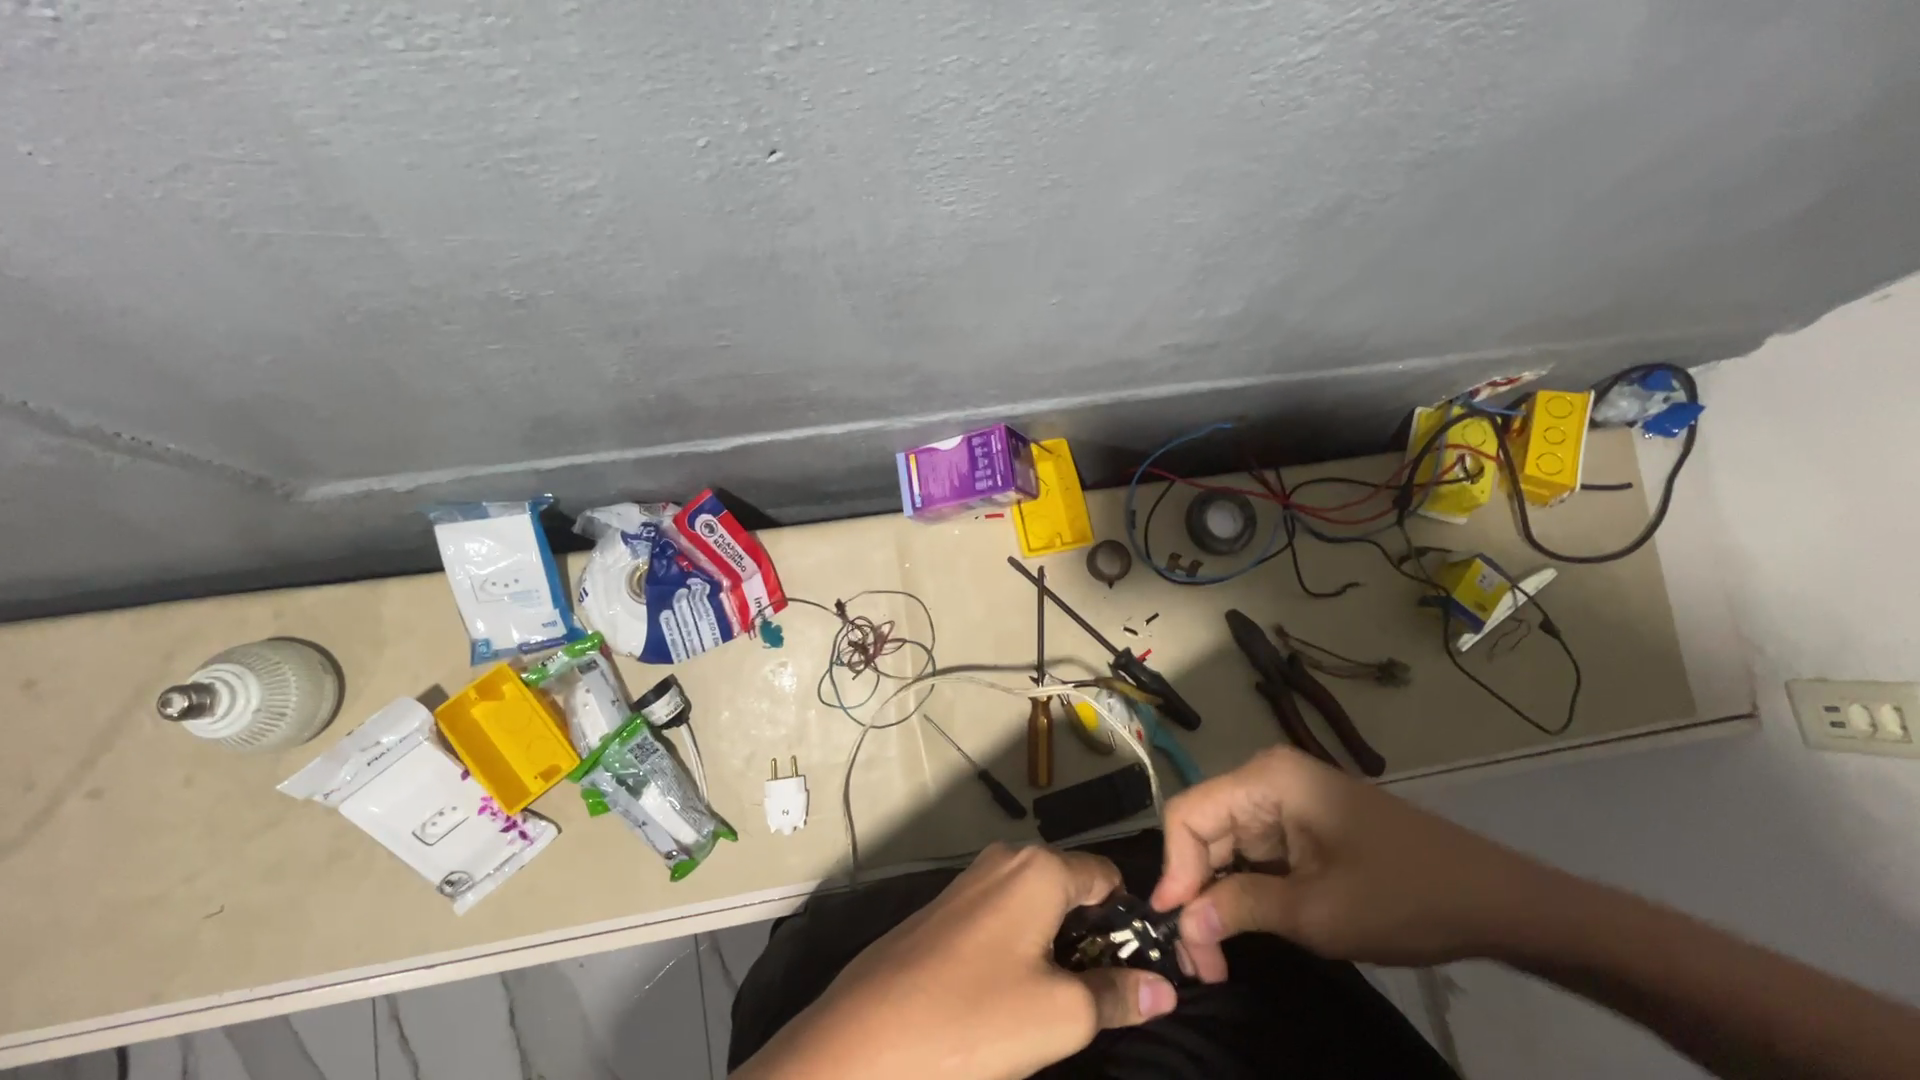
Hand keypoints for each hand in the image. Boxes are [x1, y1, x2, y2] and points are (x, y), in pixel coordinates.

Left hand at [736, 843, 1177, 1079]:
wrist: (861, 1043)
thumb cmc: (973, 1019)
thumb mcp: (1061, 1016)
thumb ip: (1117, 995)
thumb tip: (1164, 988)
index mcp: (1038, 868)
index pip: (1109, 877)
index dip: (1135, 921)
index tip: (1150, 970)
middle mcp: (1002, 863)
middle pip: (1071, 892)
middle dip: (1097, 938)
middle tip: (1112, 995)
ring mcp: (965, 887)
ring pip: (1035, 911)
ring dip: (1059, 951)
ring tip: (1067, 1005)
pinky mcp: (939, 916)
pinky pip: (1001, 925)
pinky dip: (1021, 954)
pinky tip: (1015, 1001)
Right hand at [1151, 746, 1559, 978]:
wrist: (1495, 901)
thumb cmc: (1405, 897)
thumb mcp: (1316, 912)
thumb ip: (1241, 908)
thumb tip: (1183, 921)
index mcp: (1269, 780)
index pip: (1188, 815)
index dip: (1173, 870)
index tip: (1173, 927)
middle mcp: (1270, 779)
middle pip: (1204, 830)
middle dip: (1194, 892)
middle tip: (1198, 961)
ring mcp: (1288, 801)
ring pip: (1225, 846)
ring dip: (1216, 897)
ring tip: (1215, 958)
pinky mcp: (1304, 826)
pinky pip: (1254, 853)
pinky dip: (1243, 891)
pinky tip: (1242, 927)